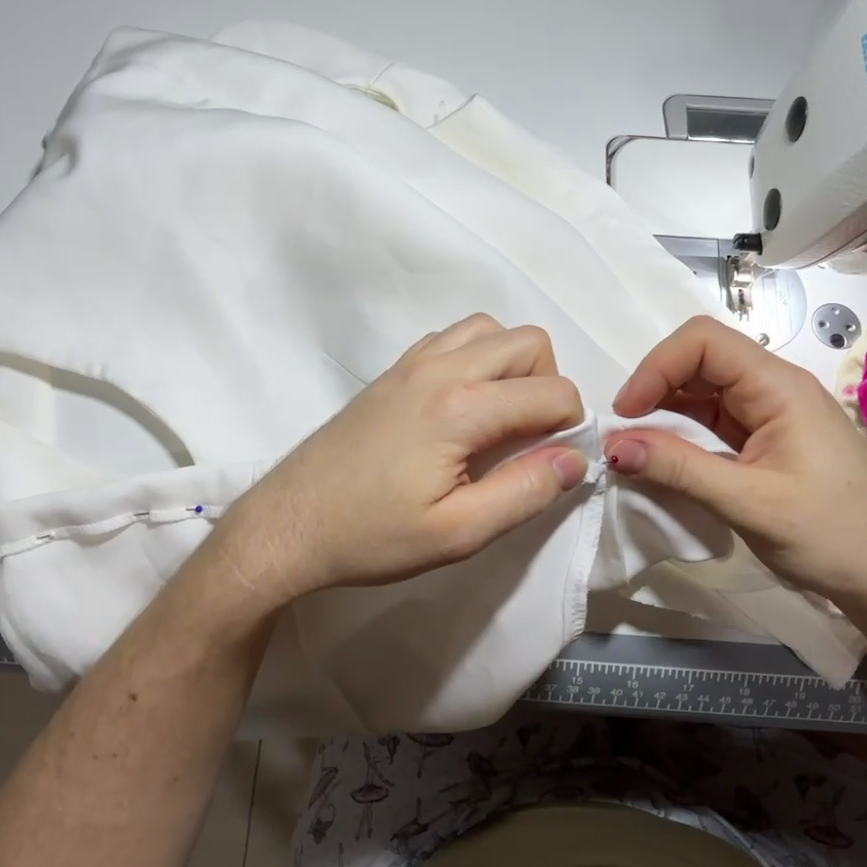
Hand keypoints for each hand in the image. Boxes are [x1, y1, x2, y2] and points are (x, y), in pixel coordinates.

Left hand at [213, 314, 588, 602]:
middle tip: (529, 441)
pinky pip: (452, 338)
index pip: (553, 392)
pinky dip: (475, 358)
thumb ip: (526, 492)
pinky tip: (461, 407)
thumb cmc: (372, 536)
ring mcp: (412, 362)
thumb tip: (575, 458)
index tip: (553, 465)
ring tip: (499, 420)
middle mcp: (440, 367)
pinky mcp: (392, 370)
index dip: (571, 428)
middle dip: (548, 386)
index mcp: (460, 406)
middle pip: (529, 343)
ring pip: (490, 330)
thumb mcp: (459, 533)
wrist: (290, 523)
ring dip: (511, 366)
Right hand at [602, 316, 866, 604]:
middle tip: (625, 435)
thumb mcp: (749, 504)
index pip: (704, 342)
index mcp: (780, 388)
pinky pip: (713, 422)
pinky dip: (682, 436)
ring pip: (703, 391)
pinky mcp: (766, 441)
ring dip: (664, 414)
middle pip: (700, 360)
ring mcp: (771, 415)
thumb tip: (614, 446)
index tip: (626, 413)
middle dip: (655, 388)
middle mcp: (775, 389)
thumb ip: (679, 469)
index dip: (657, 366)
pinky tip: (664, 461)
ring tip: (636, 450)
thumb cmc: (832, 536)